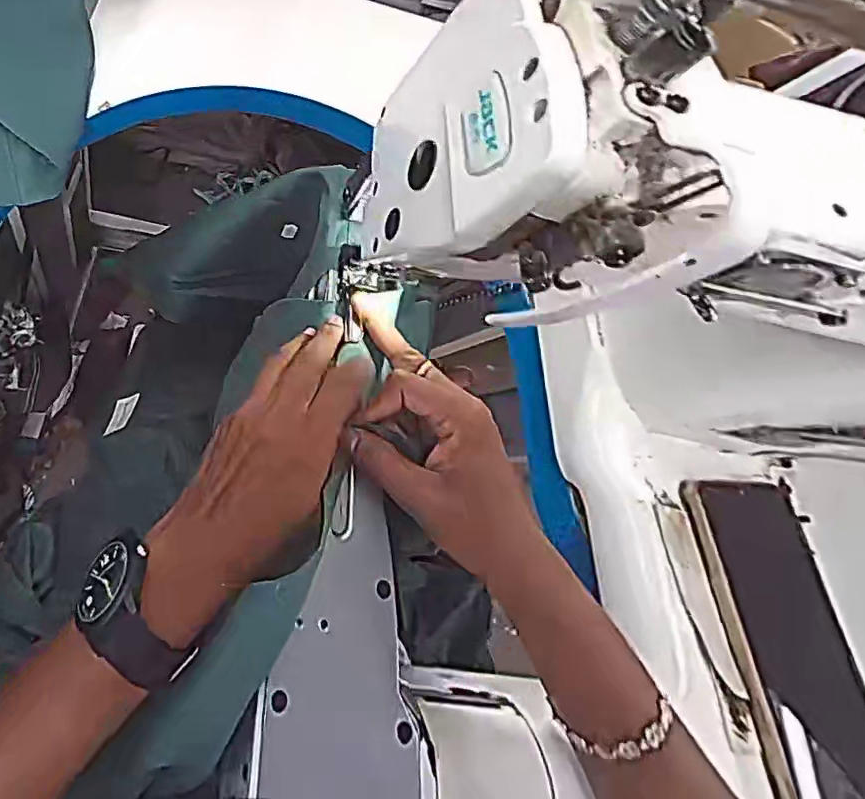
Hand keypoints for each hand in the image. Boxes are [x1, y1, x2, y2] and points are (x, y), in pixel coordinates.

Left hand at [142, 319, 369, 645]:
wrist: (207, 537)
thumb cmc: (259, 533)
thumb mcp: (314, 503)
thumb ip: (329, 460)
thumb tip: (337, 437)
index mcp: (309, 442)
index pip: (340, 388)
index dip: (355, 370)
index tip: (361, 361)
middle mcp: (280, 419)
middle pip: (309, 365)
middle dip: (326, 342)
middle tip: (335, 327)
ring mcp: (252, 414)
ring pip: (280, 365)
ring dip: (298, 345)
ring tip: (310, 334)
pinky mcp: (233, 418)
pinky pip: (260, 380)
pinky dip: (275, 364)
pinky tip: (281, 363)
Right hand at [347, 297, 548, 590]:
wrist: (513, 553)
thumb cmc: (484, 529)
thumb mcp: (420, 496)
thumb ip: (381, 462)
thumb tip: (352, 438)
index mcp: (462, 415)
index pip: (406, 384)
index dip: (374, 403)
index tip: (358, 427)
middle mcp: (464, 409)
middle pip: (415, 366)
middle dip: (385, 339)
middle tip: (364, 311)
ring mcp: (461, 419)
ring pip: (416, 385)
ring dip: (387, 379)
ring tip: (364, 346)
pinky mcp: (456, 433)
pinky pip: (420, 408)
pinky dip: (395, 407)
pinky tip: (376, 410)